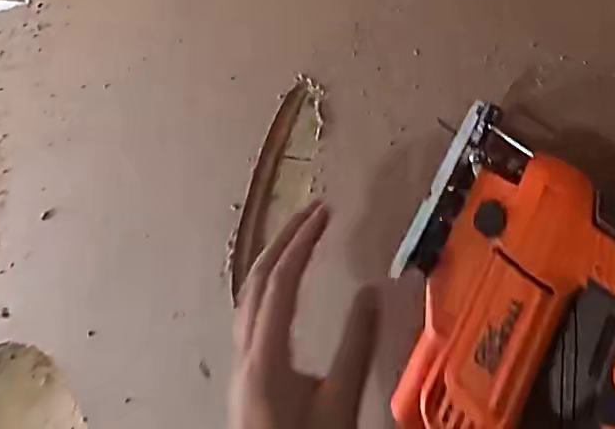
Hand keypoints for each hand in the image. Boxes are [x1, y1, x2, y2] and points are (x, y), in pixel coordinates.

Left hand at [231, 200, 380, 428]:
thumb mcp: (340, 405)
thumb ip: (356, 346)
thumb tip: (373, 289)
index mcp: (265, 358)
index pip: (280, 282)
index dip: (302, 241)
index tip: (326, 211)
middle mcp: (245, 355)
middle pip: (256, 281)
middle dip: (284, 238)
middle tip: (315, 209)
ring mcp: (240, 366)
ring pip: (247, 295)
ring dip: (273, 256)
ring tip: (301, 232)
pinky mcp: (245, 375)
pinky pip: (250, 310)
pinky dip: (268, 280)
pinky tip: (284, 281)